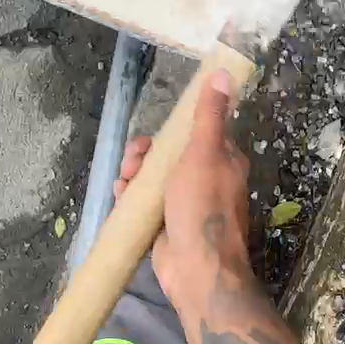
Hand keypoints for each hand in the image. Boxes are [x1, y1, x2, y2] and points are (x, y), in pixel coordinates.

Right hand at [116, 69, 251, 309]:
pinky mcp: (169, 224)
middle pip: (170, 154)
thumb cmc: (202, 206)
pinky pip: (147, 201)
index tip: (151, 136)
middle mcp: (207, 179)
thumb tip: (223, 73)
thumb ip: (208, 115)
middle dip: (146, 154)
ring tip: (124, 182)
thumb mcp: (204, 152)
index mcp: (223, 160)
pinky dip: (132, 196)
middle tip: (132, 162)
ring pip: (156, 177)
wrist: (197, 270)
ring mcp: (187, 203)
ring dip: (135, 174)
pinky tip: (120, 196)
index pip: (195, 132)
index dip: (170, 131)